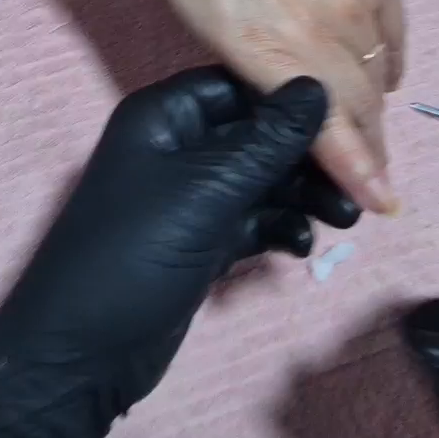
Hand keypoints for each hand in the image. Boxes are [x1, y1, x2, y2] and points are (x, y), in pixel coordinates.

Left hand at [0, 68, 360, 437]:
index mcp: (166, 114)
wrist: (82, 354)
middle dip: (304, 156)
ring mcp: (190, 193)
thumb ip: (267, 141)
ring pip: (259, 178)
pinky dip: (278, 226)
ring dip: (300, 195)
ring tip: (343, 218)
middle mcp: (179, 143)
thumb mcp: (207, 190)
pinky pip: (251, 217)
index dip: (291, 95)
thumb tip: (318, 87)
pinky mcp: (201, 236)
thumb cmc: (137, 250)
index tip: (347, 113)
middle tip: (356, 180)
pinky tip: (300, 244)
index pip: (240, 83)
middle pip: (256, 133)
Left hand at [112, 0, 405, 214]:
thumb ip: (268, 80)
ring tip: (368, 115)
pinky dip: (391, 50)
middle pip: (365, 99)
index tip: (382, 201)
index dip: (362, 171)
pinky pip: (394, 19)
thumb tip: (302, 109)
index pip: (338, 127)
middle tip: (368, 162)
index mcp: (280, 51)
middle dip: (369, 139)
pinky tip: (384, 63)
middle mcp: (328, 24)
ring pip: (382, 62)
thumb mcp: (219, 41)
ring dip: (376, 95)